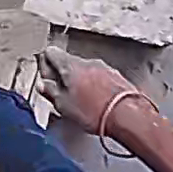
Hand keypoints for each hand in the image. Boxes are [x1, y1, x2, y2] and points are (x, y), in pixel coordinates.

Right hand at [38, 46, 153, 131]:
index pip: (50, 53)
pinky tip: (96, 103)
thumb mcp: (62, 105)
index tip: (45, 78)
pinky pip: (101, 79)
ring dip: (80, 82)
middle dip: (63, 75)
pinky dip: (96, 87)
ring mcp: (105, 68)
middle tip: (60, 94)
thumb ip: (49, 91)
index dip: (44, 65)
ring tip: (80, 102)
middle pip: (68, 62)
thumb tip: (44, 86)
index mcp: (70, 64)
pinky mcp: (118, 78)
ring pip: (86, 71)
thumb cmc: (95, 111)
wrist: (128, 118)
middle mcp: (88, 62)